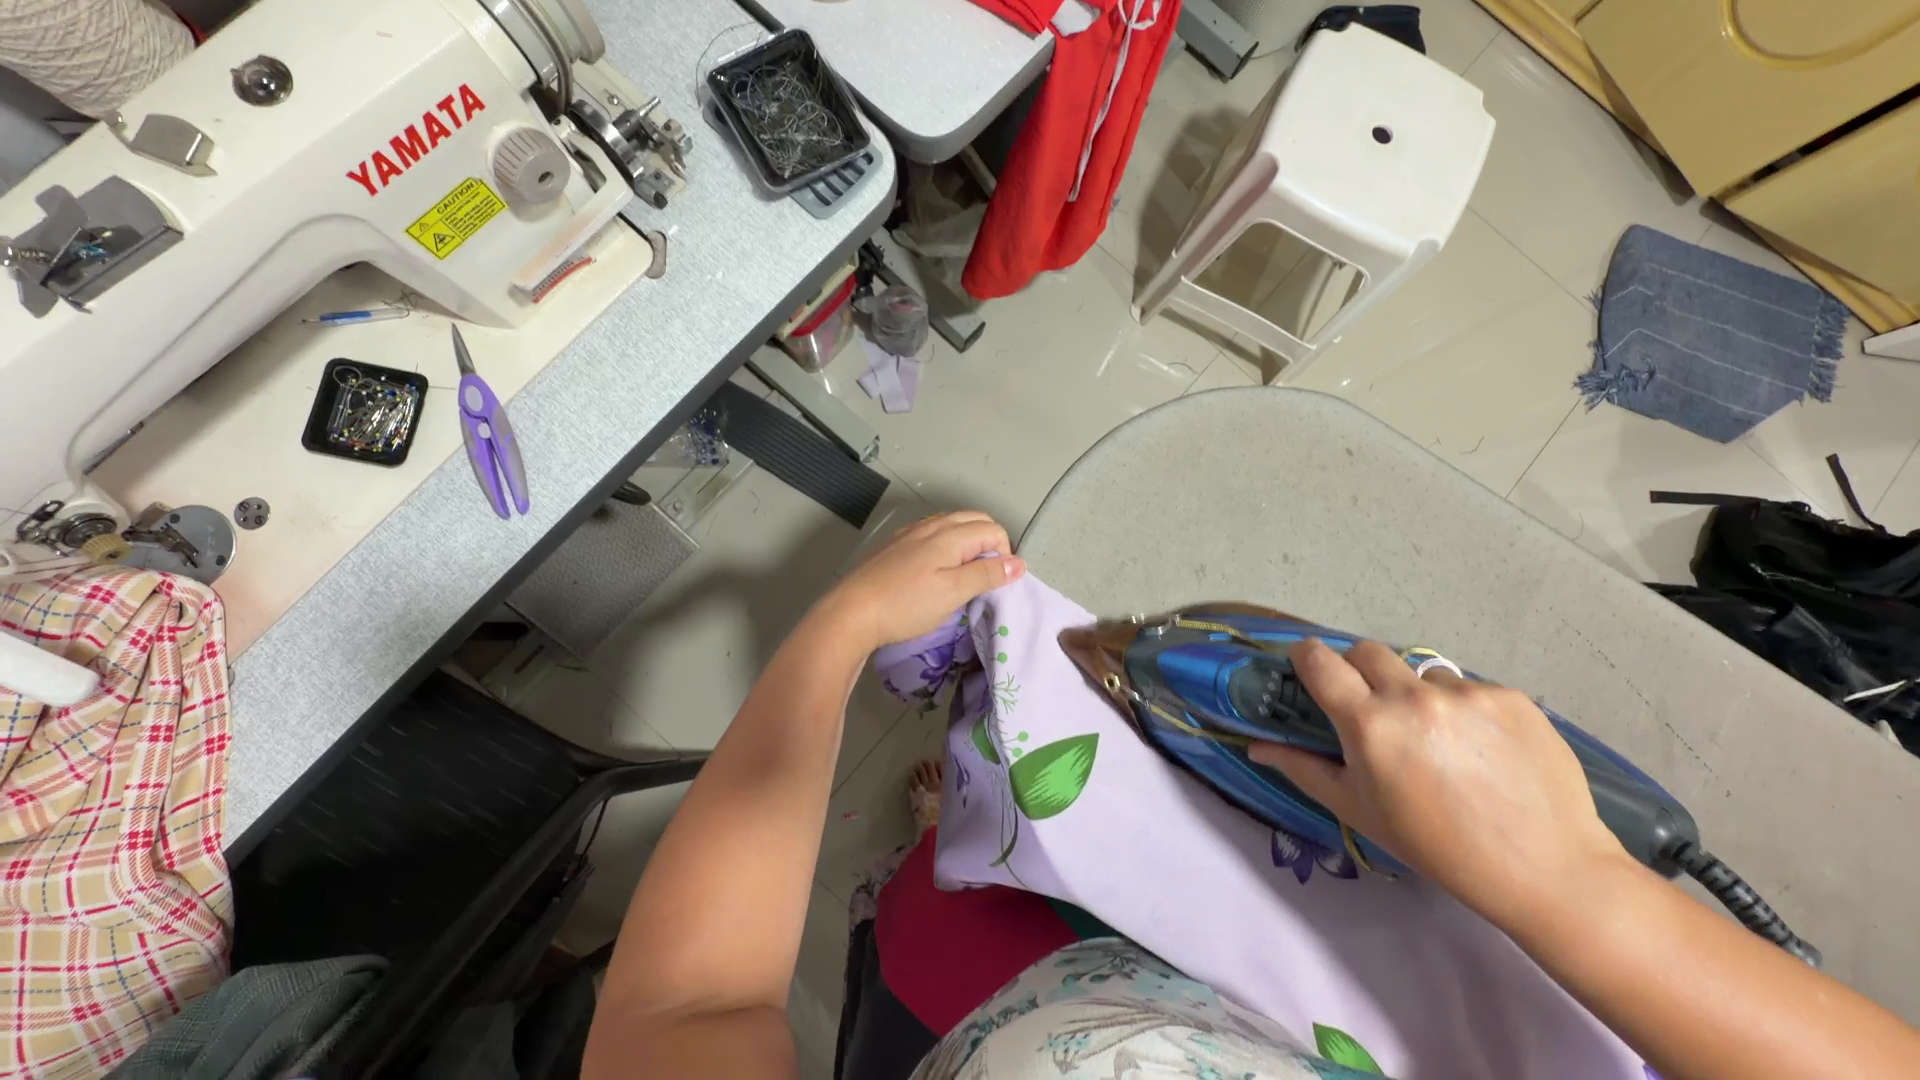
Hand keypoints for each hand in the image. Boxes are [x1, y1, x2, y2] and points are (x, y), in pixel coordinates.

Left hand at [817, 512, 1025, 652]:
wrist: (850, 612)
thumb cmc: (905, 605)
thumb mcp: (952, 593)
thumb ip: (986, 575)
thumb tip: (1018, 563)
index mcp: (949, 534)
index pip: (993, 529)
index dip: (1003, 554)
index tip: (995, 583)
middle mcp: (931, 525)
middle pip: (974, 520)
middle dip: (989, 543)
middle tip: (984, 578)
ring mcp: (910, 533)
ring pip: (951, 525)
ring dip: (967, 543)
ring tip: (962, 576)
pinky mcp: (895, 546)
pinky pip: (931, 535)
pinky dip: (945, 546)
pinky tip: (935, 572)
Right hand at [1250, 640, 1629, 924]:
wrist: (1547, 869)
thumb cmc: (1436, 846)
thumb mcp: (1358, 810)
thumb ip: (1302, 768)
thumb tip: (1256, 746)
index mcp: (1370, 724)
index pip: (1319, 661)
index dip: (1305, 657)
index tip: (1306, 668)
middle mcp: (1414, 697)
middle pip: (1366, 652)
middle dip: (1358, 671)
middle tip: (1370, 709)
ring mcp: (1467, 693)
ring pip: (1420, 673)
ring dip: (1416, 695)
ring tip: (1439, 743)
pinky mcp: (1512, 696)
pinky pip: (1469, 689)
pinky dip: (1462, 710)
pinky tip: (1480, 750)